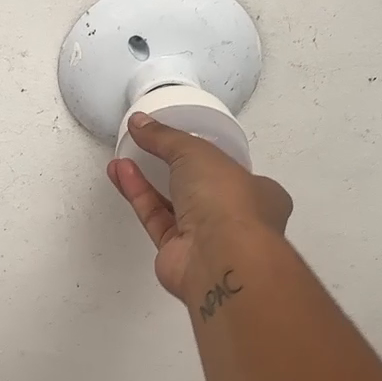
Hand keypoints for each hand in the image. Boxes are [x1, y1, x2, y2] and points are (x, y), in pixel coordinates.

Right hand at [107, 112, 293, 303]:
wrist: (220, 258)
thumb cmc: (227, 200)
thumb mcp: (196, 152)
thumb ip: (165, 137)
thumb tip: (140, 122)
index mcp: (260, 194)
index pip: (233, 172)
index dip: (210, 157)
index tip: (184, 144)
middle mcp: (236, 218)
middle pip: (200, 190)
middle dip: (172, 169)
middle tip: (148, 148)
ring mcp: (207, 239)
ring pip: (173, 204)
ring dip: (148, 180)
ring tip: (123, 157)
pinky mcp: (177, 254)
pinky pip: (155, 218)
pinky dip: (139, 195)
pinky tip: (121, 173)